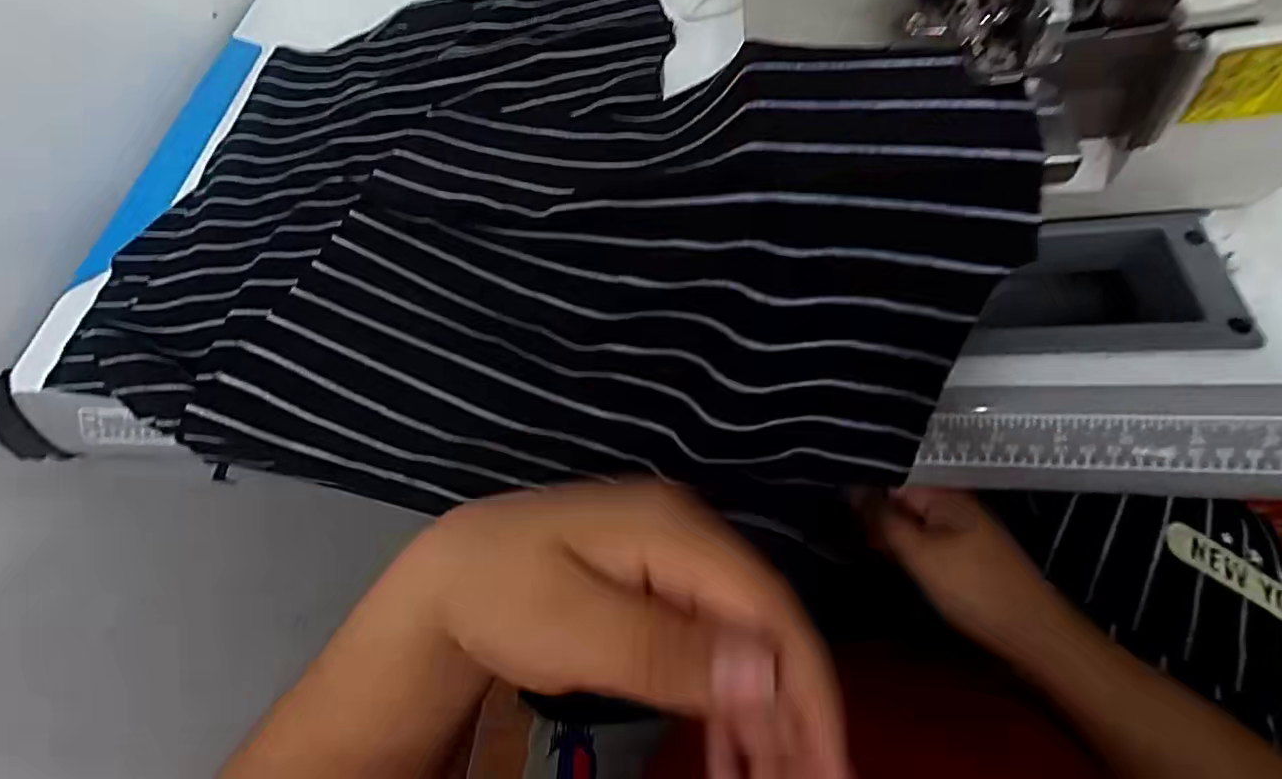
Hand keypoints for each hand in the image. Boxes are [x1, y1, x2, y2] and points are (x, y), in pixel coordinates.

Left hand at [393, 482, 851, 778]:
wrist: (453, 569)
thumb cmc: (504, 590)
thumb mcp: (576, 627)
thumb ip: (668, 648)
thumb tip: (767, 669)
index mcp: (674, 527)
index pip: (765, 601)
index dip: (805, 680)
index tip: (828, 763)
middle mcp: (687, 529)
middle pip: (761, 616)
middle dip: (792, 701)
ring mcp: (673, 551)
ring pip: (742, 630)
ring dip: (763, 706)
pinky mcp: (659, 577)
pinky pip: (710, 635)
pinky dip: (727, 694)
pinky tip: (734, 750)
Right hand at [871, 487, 1067, 653]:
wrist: (1035, 633)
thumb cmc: (972, 588)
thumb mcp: (918, 553)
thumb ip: (883, 518)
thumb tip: (853, 489)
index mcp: (942, 492)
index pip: (890, 478)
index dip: (866, 494)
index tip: (848, 516)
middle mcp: (953, 499)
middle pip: (903, 496)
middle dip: (880, 515)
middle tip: (867, 542)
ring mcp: (964, 523)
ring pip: (916, 517)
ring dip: (895, 532)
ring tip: (881, 553)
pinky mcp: (970, 546)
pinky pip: (931, 533)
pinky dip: (914, 544)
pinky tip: (905, 561)